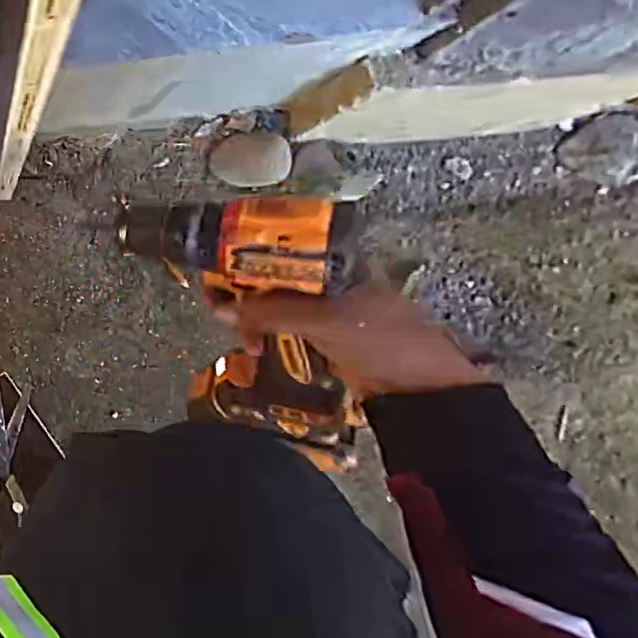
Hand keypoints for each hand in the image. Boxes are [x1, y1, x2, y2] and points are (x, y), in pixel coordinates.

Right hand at [204, 279, 487, 397]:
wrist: (422, 389)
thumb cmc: (383, 341)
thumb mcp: (323, 321)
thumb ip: (271, 312)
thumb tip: (222, 308)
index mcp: (331, 260)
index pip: (274, 248)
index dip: (240, 258)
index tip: (216, 276)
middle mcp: (322, 274)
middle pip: (264, 272)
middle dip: (239, 291)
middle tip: (222, 310)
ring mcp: (319, 301)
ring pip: (266, 297)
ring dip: (247, 315)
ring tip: (242, 336)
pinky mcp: (316, 325)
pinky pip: (275, 319)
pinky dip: (259, 329)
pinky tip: (255, 346)